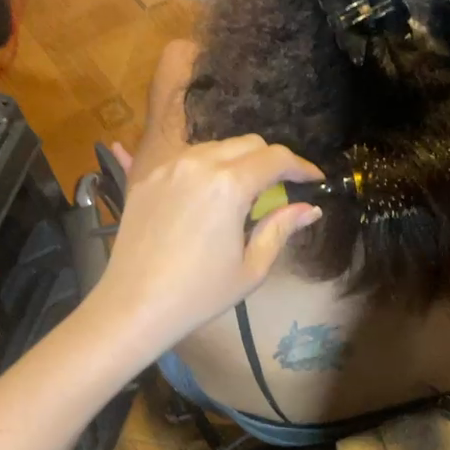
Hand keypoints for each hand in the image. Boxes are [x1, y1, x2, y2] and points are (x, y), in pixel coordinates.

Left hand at [91, 56, 322, 347]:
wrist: (134, 305)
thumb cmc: (199, 294)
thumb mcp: (251, 267)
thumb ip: (281, 229)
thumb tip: (309, 209)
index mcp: (229, 185)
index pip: (276, 158)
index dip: (301, 166)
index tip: (314, 180)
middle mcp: (198, 163)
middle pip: (248, 143)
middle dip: (271, 160)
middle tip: (281, 188)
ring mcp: (168, 167)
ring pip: (215, 147)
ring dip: (238, 162)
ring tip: (243, 194)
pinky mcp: (147, 178)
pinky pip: (185, 160)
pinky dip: (206, 168)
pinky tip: (209, 194)